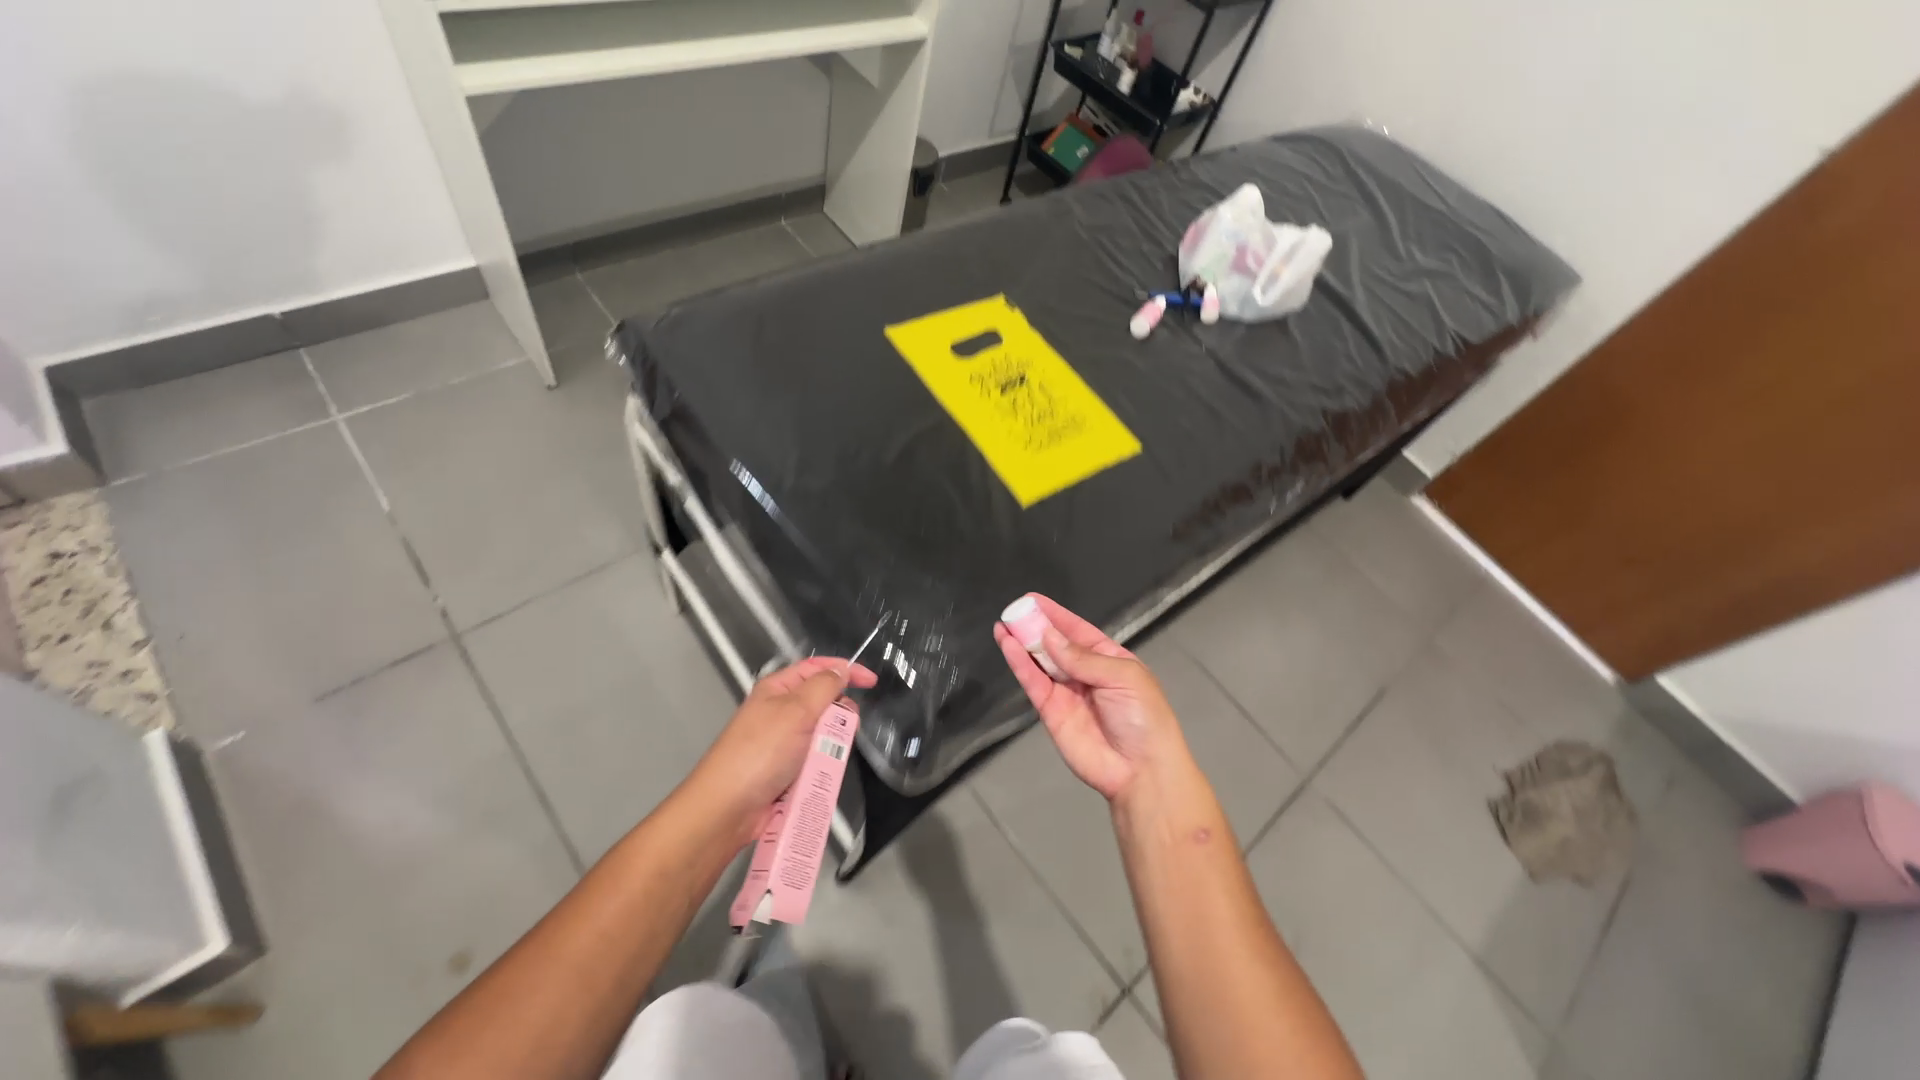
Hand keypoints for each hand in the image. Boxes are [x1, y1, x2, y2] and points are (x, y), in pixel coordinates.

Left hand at [685, 656, 877, 843]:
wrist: (729, 807)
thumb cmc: (761, 752)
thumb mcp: (796, 710)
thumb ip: (824, 686)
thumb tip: (841, 670)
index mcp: (778, 689)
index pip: (817, 668)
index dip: (845, 669)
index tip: (872, 682)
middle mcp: (780, 711)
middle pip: (823, 702)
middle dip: (839, 713)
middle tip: (846, 727)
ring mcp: (783, 743)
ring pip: (823, 734)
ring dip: (831, 743)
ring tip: (829, 755)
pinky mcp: (787, 769)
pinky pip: (816, 759)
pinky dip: (823, 764)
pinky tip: (823, 772)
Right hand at [994, 594, 1187, 802]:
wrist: (1141, 770)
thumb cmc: (1144, 717)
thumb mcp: (1123, 678)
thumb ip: (1083, 658)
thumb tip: (1049, 637)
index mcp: (1108, 658)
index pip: (1077, 630)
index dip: (1055, 615)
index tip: (1032, 599)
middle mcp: (1084, 672)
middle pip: (1054, 644)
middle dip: (1034, 626)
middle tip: (1012, 610)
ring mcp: (1066, 692)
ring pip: (1039, 661)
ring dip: (1021, 642)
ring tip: (1003, 623)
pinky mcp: (1050, 712)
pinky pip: (1033, 683)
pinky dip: (1019, 664)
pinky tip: (1007, 645)